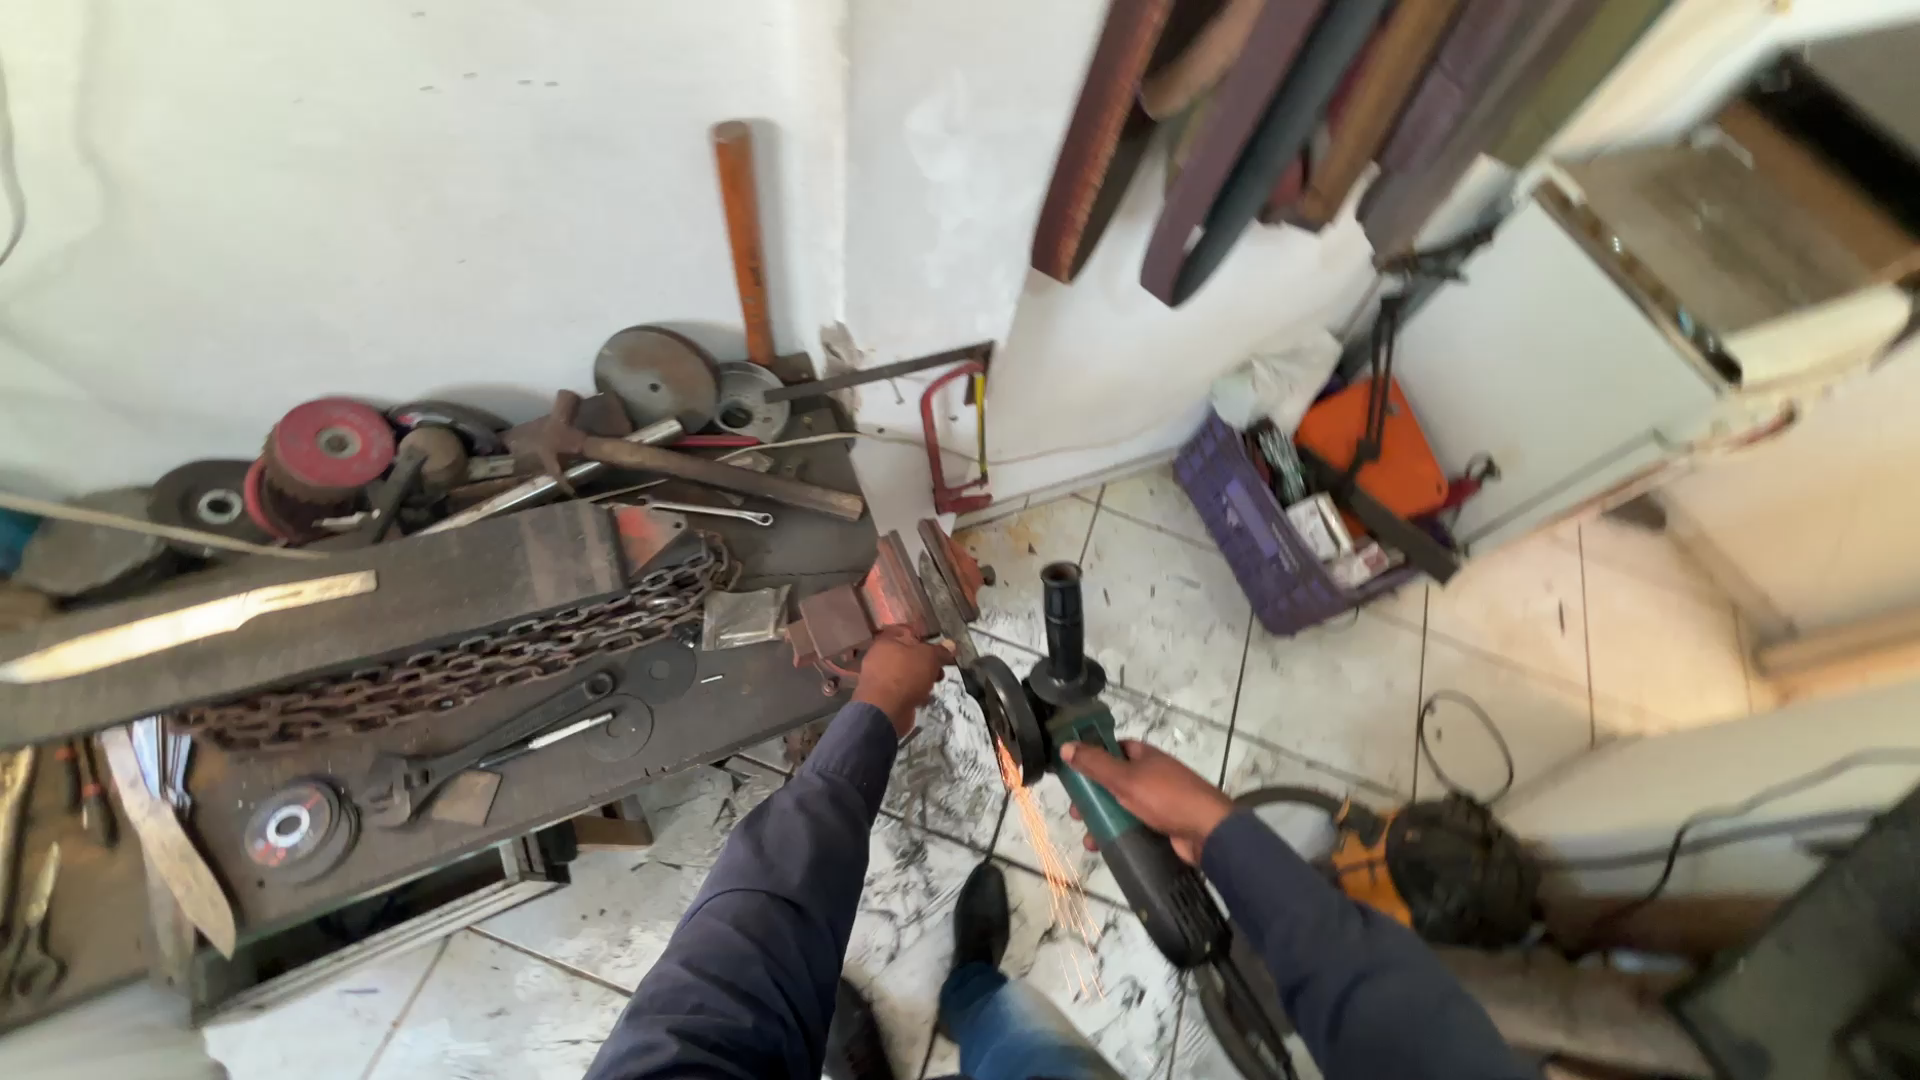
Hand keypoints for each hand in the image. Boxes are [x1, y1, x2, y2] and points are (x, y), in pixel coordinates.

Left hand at [853, 628, 954, 736]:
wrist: (885, 711)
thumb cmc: (906, 675)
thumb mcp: (929, 658)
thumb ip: (940, 651)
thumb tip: (952, 644)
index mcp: (887, 641)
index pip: (907, 631)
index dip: (924, 637)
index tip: (938, 647)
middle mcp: (878, 656)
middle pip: (907, 654)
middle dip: (925, 661)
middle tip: (940, 669)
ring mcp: (878, 677)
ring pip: (904, 672)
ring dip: (920, 678)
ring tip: (933, 684)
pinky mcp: (880, 696)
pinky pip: (900, 689)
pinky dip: (912, 692)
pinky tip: (923, 698)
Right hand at [1061, 739, 1233, 865]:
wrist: (1209, 832)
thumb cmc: (1166, 797)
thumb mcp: (1125, 778)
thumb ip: (1095, 763)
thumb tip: (1065, 746)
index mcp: (1143, 755)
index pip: (1111, 749)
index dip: (1091, 757)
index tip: (1072, 772)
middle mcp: (1150, 773)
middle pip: (1113, 780)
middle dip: (1092, 796)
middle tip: (1076, 811)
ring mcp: (1158, 800)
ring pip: (1121, 806)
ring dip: (1102, 819)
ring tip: (1087, 837)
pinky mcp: (1162, 824)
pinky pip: (1133, 825)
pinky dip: (1118, 833)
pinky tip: (1104, 847)